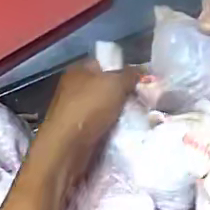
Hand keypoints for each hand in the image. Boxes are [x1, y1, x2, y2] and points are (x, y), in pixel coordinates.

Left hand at [32, 60, 137, 178]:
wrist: (67, 146)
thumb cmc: (89, 107)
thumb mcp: (115, 84)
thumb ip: (130, 75)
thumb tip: (141, 70)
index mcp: (78, 70)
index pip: (103, 63)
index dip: (122, 69)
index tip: (140, 81)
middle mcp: (73, 87)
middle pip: (104, 86)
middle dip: (122, 93)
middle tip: (142, 99)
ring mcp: (73, 110)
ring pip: (103, 107)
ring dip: (117, 112)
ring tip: (137, 116)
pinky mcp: (75, 130)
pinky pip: (99, 124)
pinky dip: (110, 127)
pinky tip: (123, 131)